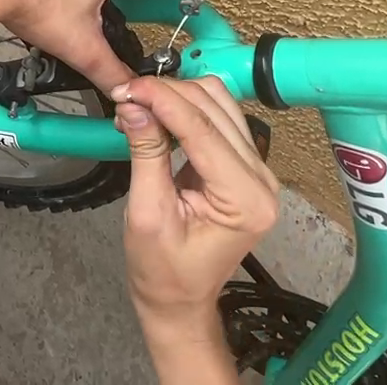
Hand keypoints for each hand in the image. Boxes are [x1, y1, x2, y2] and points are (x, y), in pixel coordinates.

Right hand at [114, 76, 279, 341]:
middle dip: (165, 93)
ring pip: (218, 100)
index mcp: (245, 199)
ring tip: (139, 106)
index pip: (201, 128)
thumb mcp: (146, 213)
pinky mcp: (245, 163)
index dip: (161, 99)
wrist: (179, 299)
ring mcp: (258, 169)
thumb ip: (146, 153)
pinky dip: (185, 104)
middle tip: (124, 97)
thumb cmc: (162, 269)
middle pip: (213, 106)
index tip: (125, 87)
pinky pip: (218, 114)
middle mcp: (262, 179)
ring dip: (176, 93)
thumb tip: (132, 103)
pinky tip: (157, 113)